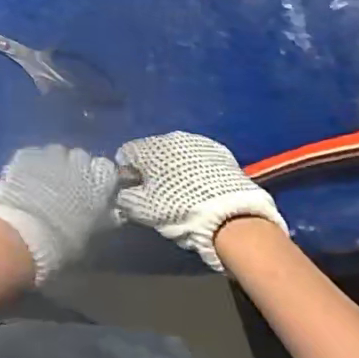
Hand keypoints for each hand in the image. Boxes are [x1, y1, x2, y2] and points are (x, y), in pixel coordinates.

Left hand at [0, 144, 119, 283]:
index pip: (106, 168)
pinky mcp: (24, 157)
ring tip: (43, 180)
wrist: (25, 234)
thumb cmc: (66, 242)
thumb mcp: (96, 234)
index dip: (98, 178)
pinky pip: (31, 154)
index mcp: (101, 182)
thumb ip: (106, 218)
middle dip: (74, 168)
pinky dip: (30, 163)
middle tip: (65, 186)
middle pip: (79, 156)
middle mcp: (78, 163)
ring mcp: (49, 157)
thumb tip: (113, 212)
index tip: (92, 189)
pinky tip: (24, 177)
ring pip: (54, 152)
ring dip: (52, 163)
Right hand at [113, 132, 288, 272]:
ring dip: (176, 168)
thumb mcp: (141, 208)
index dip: (127, 172)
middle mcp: (172, 138)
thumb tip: (124, 193)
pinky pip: (201, 160)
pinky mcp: (225, 154)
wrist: (234, 218)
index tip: (134, 189)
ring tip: (184, 191)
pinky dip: (197, 171)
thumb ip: (124, 196)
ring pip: (178, 155)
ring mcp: (200, 144)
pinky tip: (203, 189)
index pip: (126, 153)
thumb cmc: (178, 208)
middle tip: (158, 192)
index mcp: (148, 147)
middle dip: (152, 168)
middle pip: (153, 152)